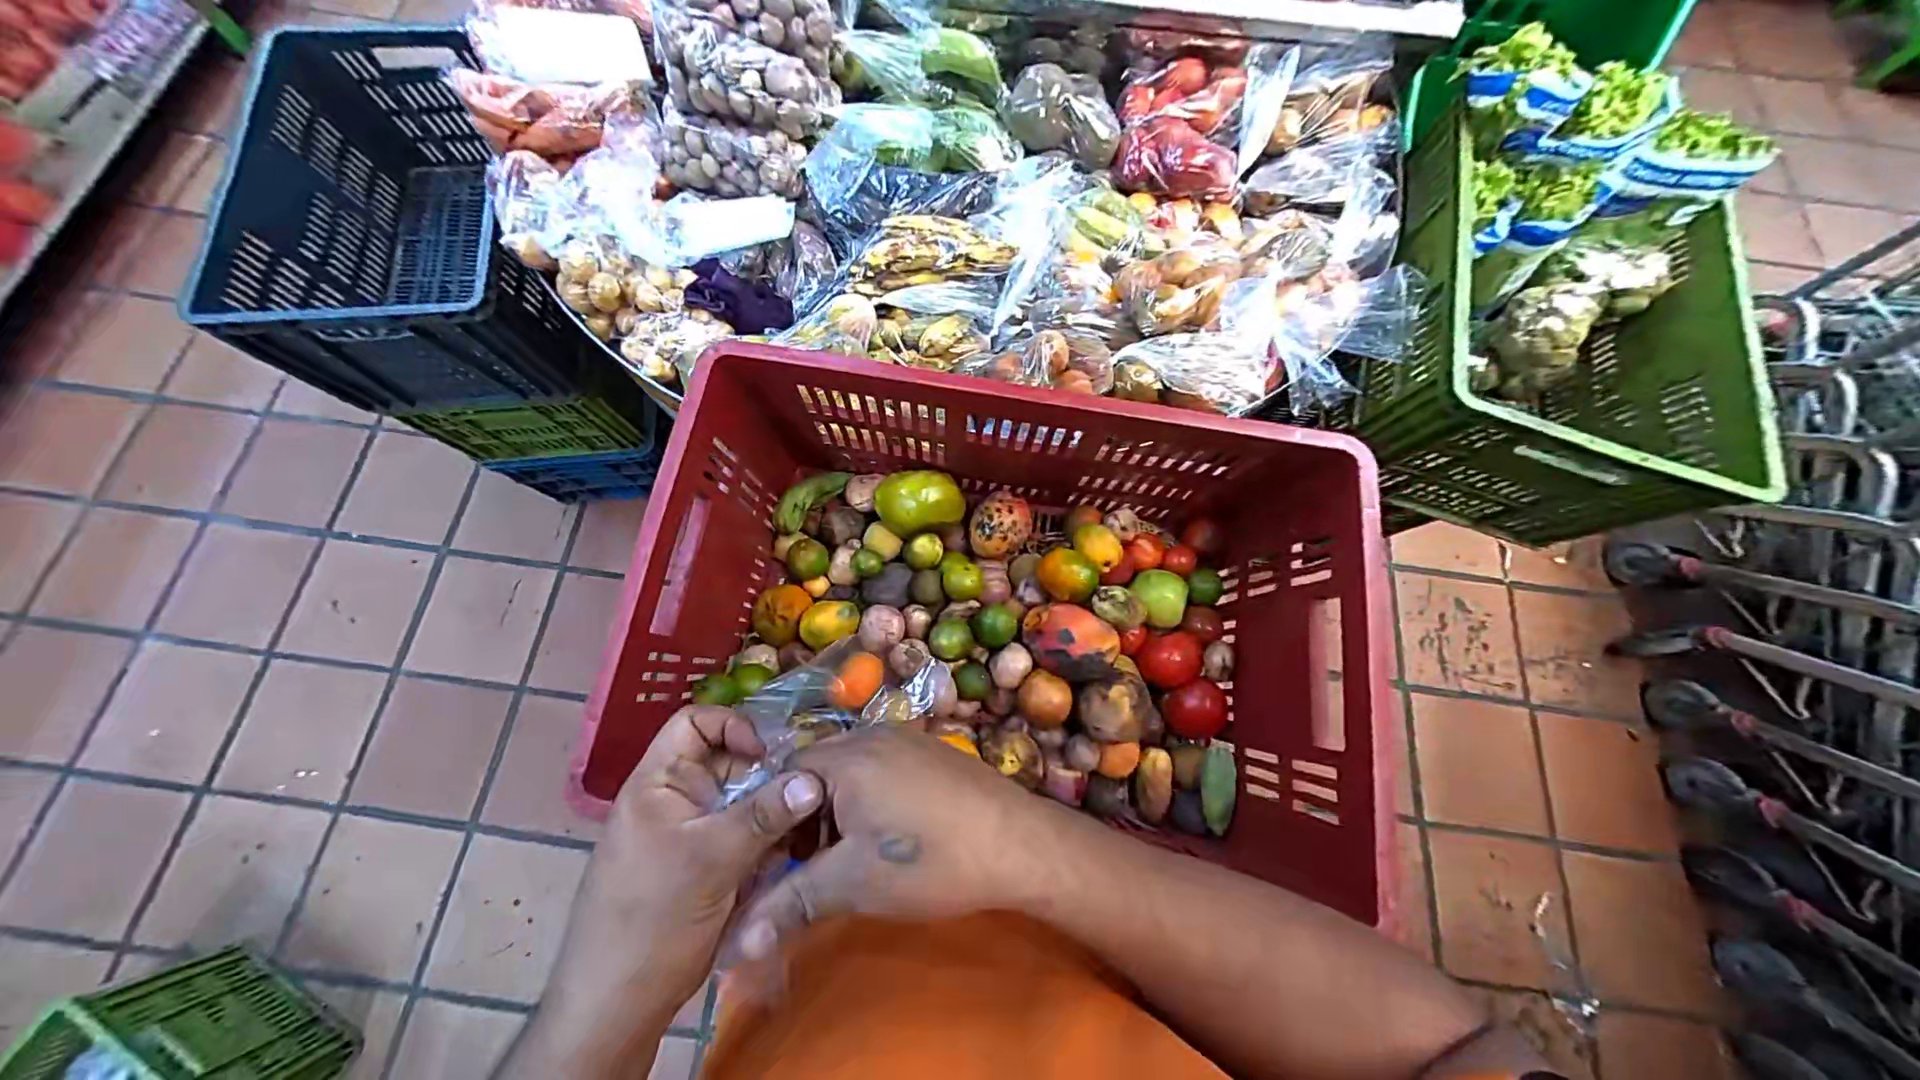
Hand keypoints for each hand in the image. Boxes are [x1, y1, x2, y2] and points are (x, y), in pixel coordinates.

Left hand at [506, 706, 821, 1076]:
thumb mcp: (712, 859)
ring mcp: (695, 831)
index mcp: (660, 782)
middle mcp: (678, 798)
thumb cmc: (652, 919)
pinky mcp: (711, 861)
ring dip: (777, 807)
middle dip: (770, 771)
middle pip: (731, 761)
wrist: (617, 1006)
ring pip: (746, 798)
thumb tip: (815, 780)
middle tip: (811, 787)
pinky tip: (796, 850)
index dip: (734, 726)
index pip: (696, 722)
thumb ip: (765, 815)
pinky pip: (748, 831)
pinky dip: (772, 836)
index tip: (769, 753)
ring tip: (810, 821)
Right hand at [731, 728, 1076, 961]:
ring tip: (852, 854)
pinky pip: (882, 765)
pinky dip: (870, 795)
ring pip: (850, 769)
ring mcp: (907, 738)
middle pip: (816, 770)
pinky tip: (892, 832)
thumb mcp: (853, 884)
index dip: (773, 820)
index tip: (779, 861)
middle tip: (814, 863)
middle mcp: (872, 735)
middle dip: (806, 816)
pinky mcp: (932, 750)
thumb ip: (790, 903)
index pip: (783, 776)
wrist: (1019, 842)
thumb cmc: (929, 860)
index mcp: (845, 757)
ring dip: (839, 808)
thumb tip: (733, 946)